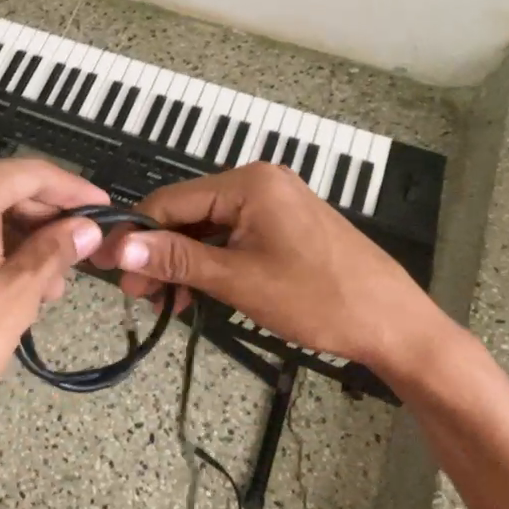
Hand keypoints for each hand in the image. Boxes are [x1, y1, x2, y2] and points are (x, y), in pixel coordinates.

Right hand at [89, 163, 444, 371]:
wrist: (396, 326)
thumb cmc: (318, 299)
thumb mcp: (238, 280)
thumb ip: (177, 259)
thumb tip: (120, 247)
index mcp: (247, 183)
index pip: (170, 201)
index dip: (137, 235)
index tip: (112, 270)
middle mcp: (257, 182)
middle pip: (187, 214)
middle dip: (160, 253)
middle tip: (139, 296)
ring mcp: (273, 203)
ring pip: (206, 229)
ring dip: (182, 263)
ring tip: (165, 303)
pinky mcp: (283, 225)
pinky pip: (231, 237)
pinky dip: (210, 263)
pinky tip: (195, 293)